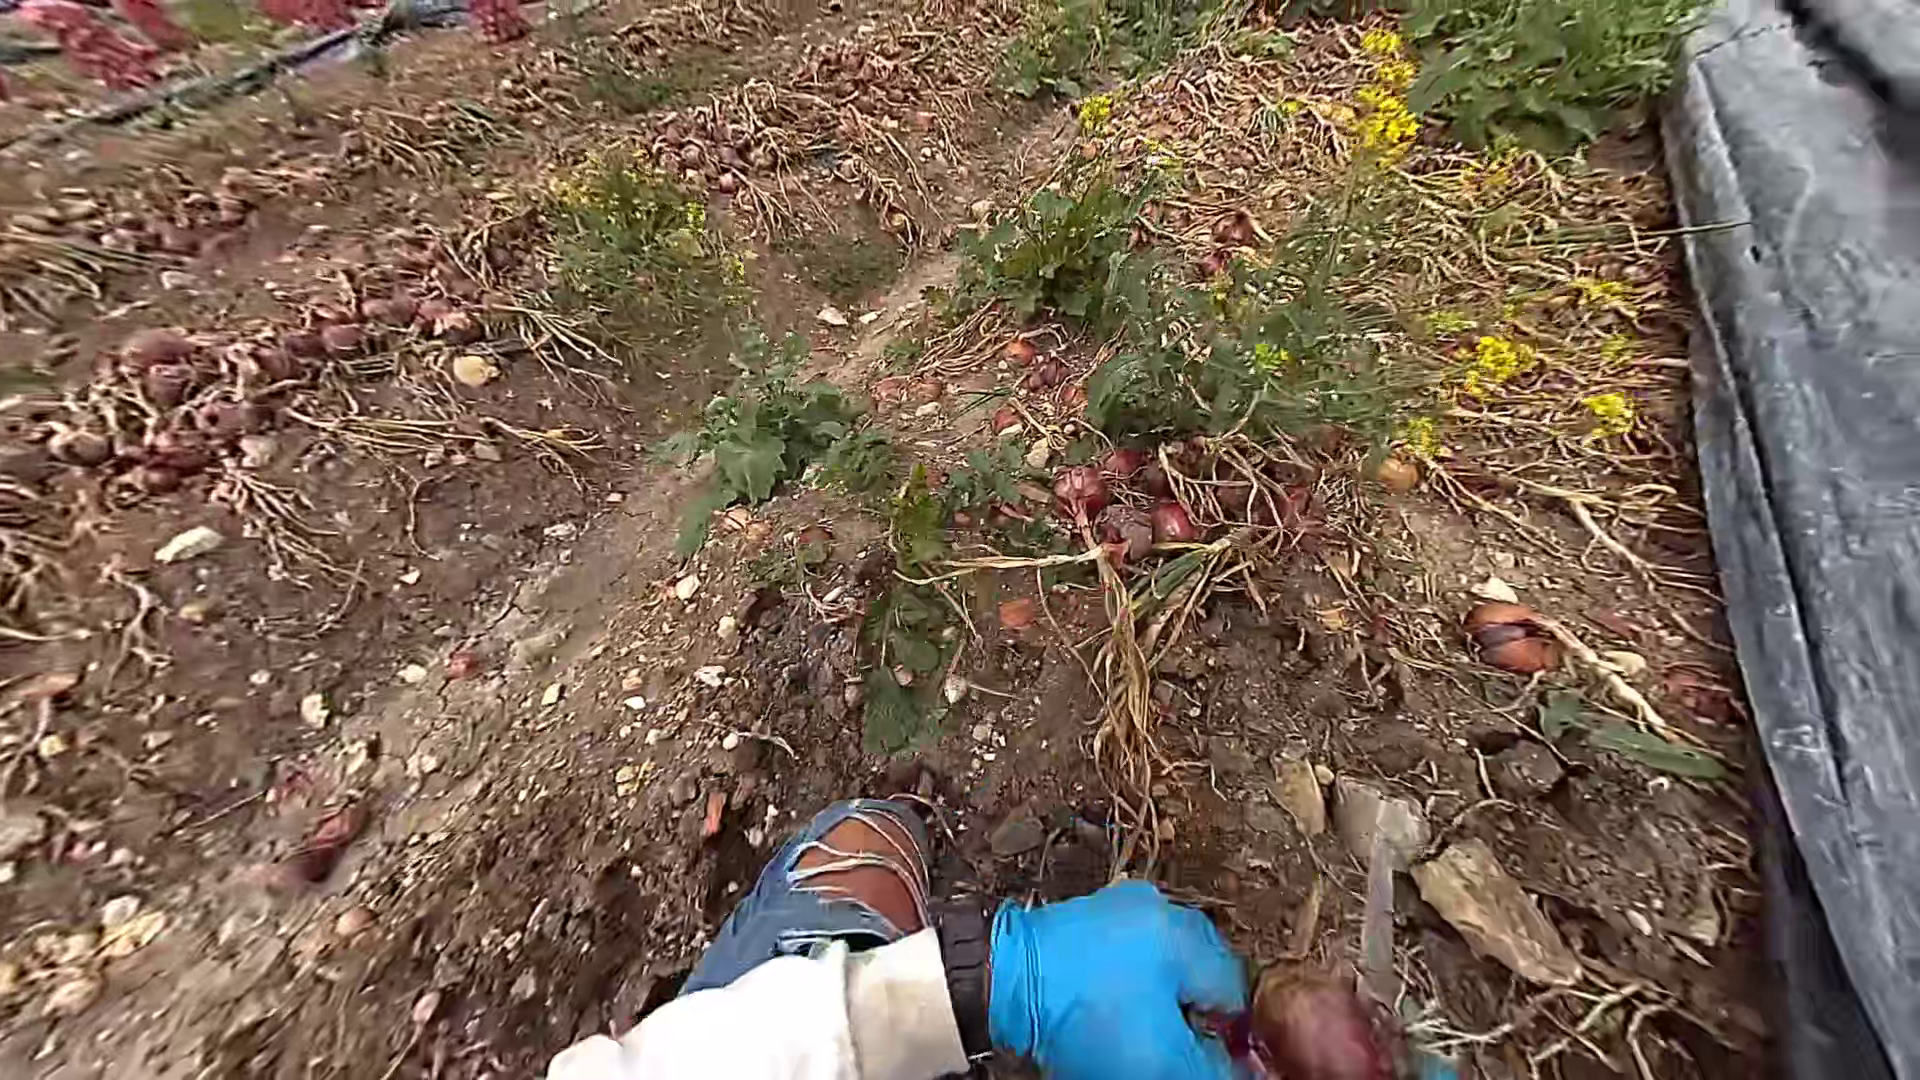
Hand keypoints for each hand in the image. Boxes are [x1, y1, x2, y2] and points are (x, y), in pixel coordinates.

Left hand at [989, 881, 1245, 1079]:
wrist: (1012, 978)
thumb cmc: (1086, 1009)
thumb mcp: (1165, 1058)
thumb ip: (1215, 1068)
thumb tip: (1236, 1069)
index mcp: (1182, 931)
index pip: (1236, 988)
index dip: (1234, 1034)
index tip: (1219, 1059)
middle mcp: (1156, 907)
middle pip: (1204, 971)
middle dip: (1199, 1014)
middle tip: (1180, 1047)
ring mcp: (1122, 907)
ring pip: (1170, 964)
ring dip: (1169, 1002)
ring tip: (1147, 1033)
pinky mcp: (1095, 918)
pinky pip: (1138, 954)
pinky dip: (1139, 984)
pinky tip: (1121, 1011)